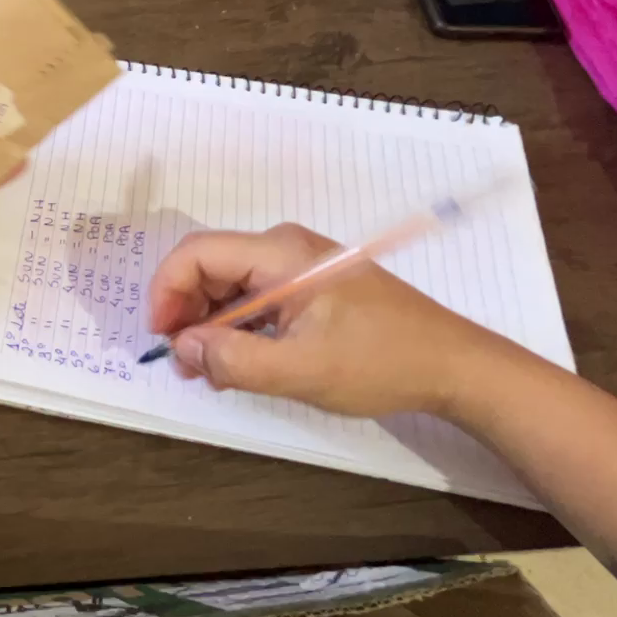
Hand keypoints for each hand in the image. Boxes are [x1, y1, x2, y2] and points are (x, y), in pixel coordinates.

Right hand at [148, 224, 519, 417]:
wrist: (456, 366)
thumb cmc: (380, 363)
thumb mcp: (302, 370)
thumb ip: (234, 359)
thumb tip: (182, 345)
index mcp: (279, 252)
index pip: (197, 253)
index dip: (167, 289)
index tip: (160, 335)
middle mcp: (283, 245)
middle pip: (210, 264)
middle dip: (186, 309)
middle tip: (181, 359)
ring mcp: (297, 261)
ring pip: (229, 280)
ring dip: (208, 321)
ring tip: (205, 367)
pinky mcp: (308, 282)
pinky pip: (253, 292)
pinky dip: (235, 323)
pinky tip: (235, 358)